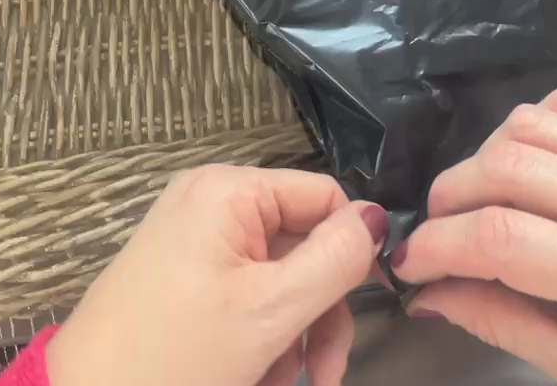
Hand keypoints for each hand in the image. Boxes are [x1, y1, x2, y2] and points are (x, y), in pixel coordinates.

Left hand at [46, 165, 388, 385]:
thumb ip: (333, 261)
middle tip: (325, 372)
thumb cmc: (178, 353)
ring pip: (275, 275)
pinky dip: (258, 333)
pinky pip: (242, 290)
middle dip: (318, 311)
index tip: (369, 308)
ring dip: (291, 332)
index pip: (322, 197)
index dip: (352, 249)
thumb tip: (378, 216)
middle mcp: (211, 200)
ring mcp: (193, 236)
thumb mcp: (269, 311)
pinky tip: (255, 375)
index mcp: (230, 189)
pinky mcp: (181, 271)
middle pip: (300, 242)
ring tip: (284, 383)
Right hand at [389, 89, 556, 385]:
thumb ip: (498, 320)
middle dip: (452, 193)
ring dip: (485, 155)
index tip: (408, 261)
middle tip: (436, 227)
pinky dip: (529, 126)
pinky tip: (522, 164)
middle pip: (508, 168)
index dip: (439, 244)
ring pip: (531, 125)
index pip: (500, 238)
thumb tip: (424, 293)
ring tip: (478, 197)